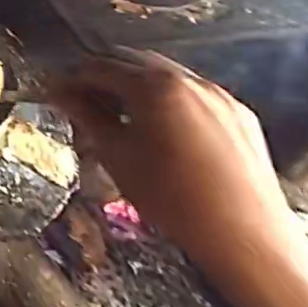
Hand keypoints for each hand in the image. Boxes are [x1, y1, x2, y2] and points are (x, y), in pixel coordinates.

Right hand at [50, 50, 307, 306]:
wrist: (252, 245)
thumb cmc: (176, 201)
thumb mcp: (117, 155)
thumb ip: (85, 115)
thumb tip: (60, 94)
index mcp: (154, 85)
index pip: (98, 67)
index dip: (71, 78)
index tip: (55, 91)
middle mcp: (188, 80)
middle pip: (130, 61)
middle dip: (102, 76)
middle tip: (82, 98)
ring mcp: (218, 96)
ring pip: (162, 74)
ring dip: (135, 85)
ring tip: (119, 112)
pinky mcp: (240, 116)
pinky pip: (192, 93)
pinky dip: (168, 99)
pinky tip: (160, 126)